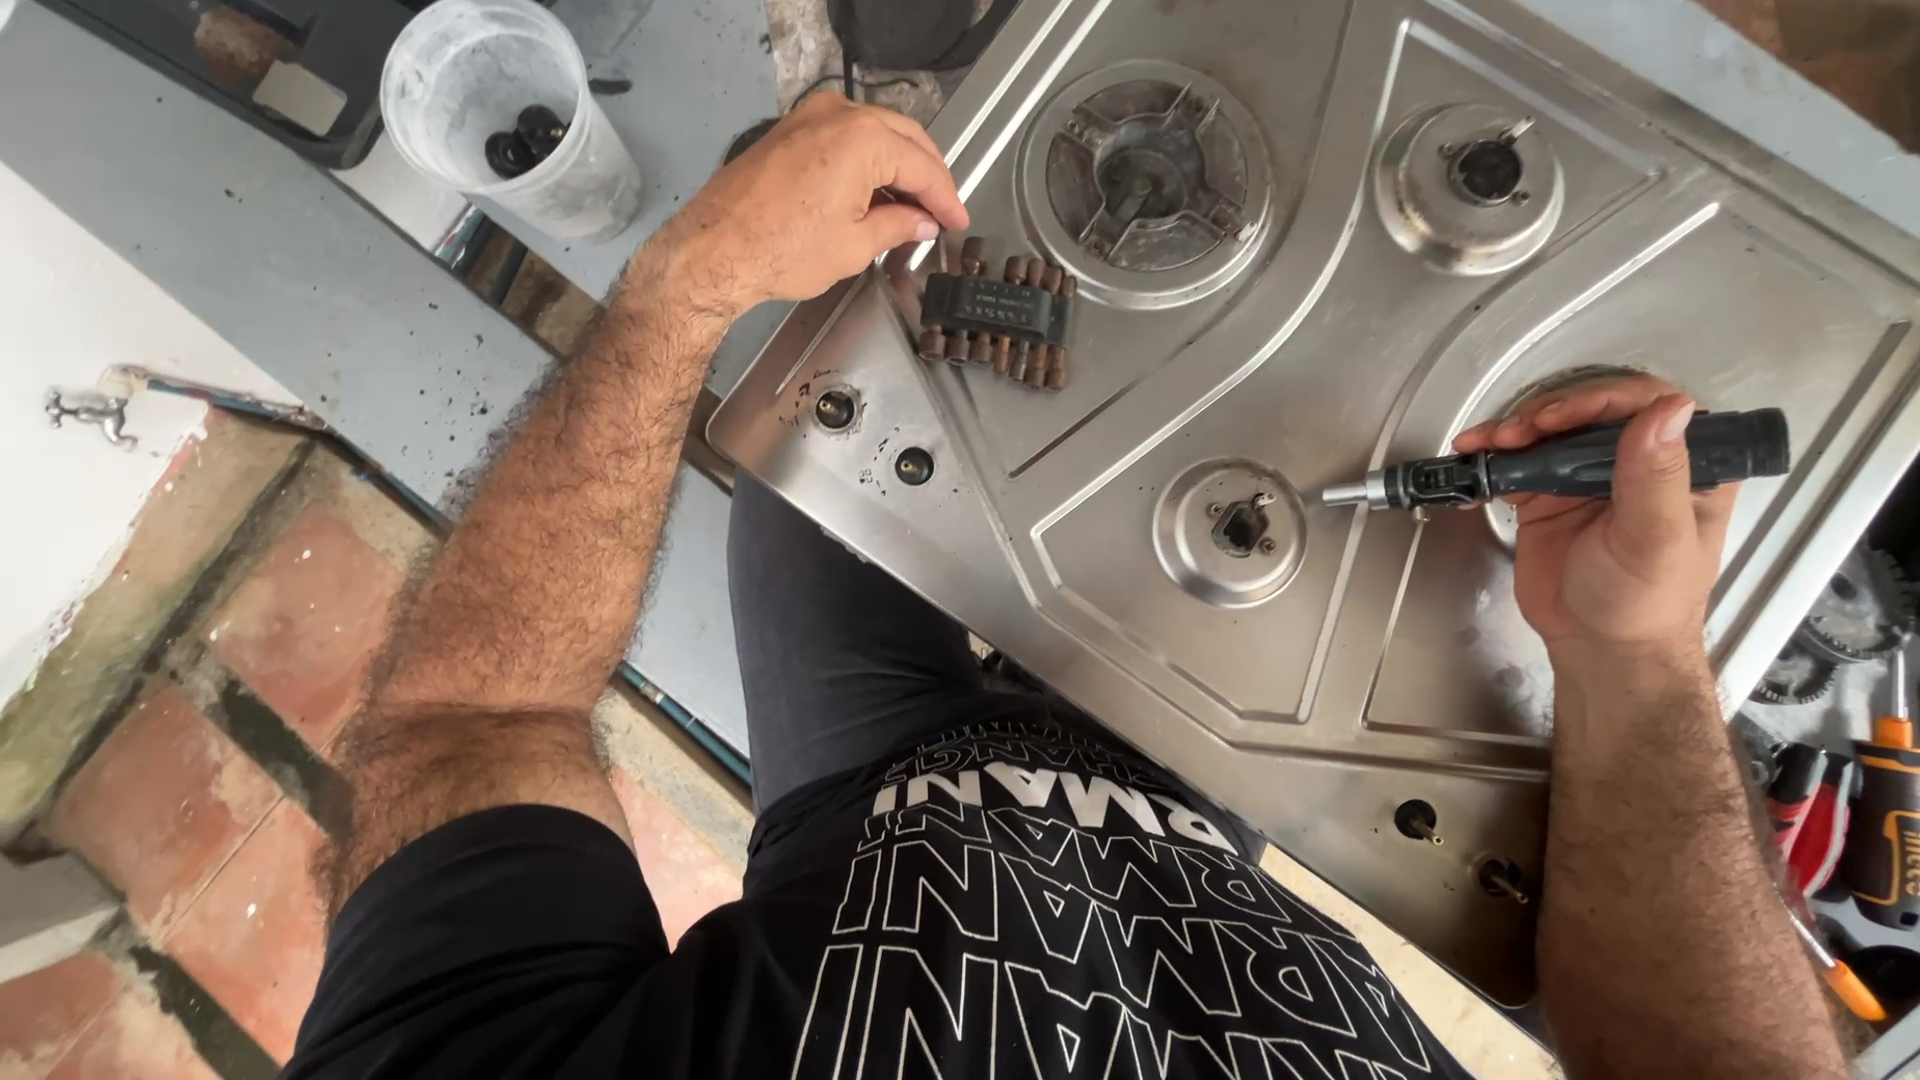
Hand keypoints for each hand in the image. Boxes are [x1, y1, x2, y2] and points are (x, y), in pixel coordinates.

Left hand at [650, 93, 969, 315]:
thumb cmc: (781, 250)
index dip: (947, 198)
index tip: (958, 220)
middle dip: (929, 175)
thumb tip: (923, 223)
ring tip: (914, 206)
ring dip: (900, 165)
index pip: (923, 165)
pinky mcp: (791, 131)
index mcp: (862, 139)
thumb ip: (898, 226)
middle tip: (942, 210)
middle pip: (905, 137)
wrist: (717, 250)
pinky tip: (876, 191)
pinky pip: (846, 136)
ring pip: (876, 132)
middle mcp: (838, 115)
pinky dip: (869, 160)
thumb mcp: (854, 246)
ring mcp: (810, 117)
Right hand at [1452, 374, 1737, 661]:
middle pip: (1586, 415)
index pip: (1647, 407)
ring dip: (1508, 435)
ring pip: (1545, 438)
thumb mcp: (1655, 538)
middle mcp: (1633, 465)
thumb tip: (1668, 409)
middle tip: (1512, 434)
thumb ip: (1656, 476)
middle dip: (1542, 416)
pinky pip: (1514, 469)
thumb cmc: (1642, 599)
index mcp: (1683, 466)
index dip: (1599, 401)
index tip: (1556, 419)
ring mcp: (1584, 481)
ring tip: (1479, 446)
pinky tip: (1468, 470)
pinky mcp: (1544, 499)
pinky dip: (1487, 465)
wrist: (1595, 645)